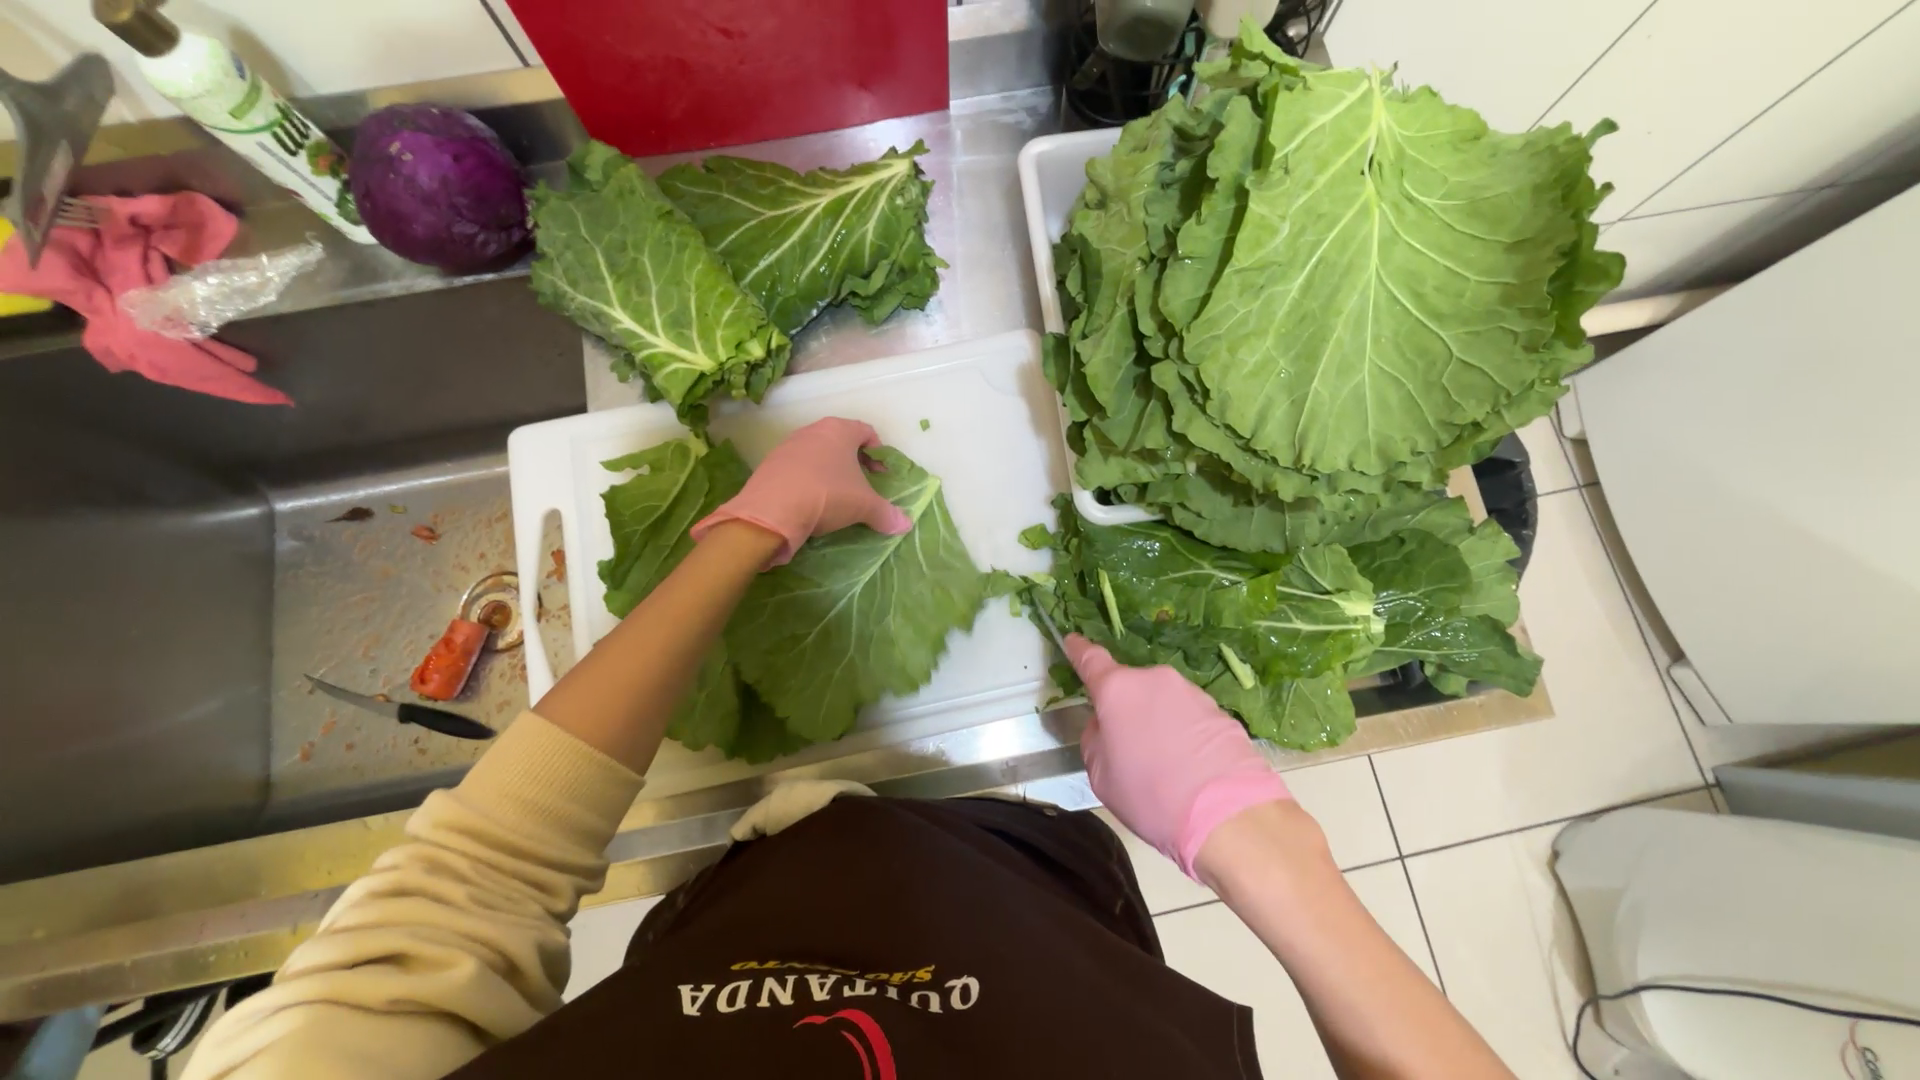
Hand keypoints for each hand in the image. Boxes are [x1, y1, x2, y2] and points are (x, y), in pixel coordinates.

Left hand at [692, 418, 911, 565]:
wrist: (772, 510)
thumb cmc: (828, 495)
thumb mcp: (863, 506)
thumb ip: (885, 513)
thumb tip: (905, 525)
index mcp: (839, 431)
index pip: (866, 431)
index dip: (878, 452)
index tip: (881, 474)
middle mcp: (813, 431)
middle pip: (840, 441)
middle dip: (853, 462)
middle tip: (861, 485)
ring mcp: (788, 446)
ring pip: (817, 454)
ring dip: (829, 471)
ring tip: (835, 496)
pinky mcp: (770, 465)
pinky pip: (797, 469)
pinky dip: (807, 481)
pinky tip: (810, 502)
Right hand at [1068, 634, 1291, 879]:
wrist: (1229, 816)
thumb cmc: (1151, 795)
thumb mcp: (1101, 775)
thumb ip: (1096, 740)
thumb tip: (1107, 727)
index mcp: (1118, 690)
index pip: (1091, 659)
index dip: (1079, 650)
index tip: (1072, 641)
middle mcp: (1156, 680)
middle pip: (1131, 688)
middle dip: (1126, 710)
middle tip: (1127, 748)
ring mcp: (1192, 694)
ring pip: (1162, 703)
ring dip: (1157, 724)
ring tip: (1164, 767)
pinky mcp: (1221, 713)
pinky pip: (1190, 719)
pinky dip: (1184, 736)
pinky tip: (1190, 769)